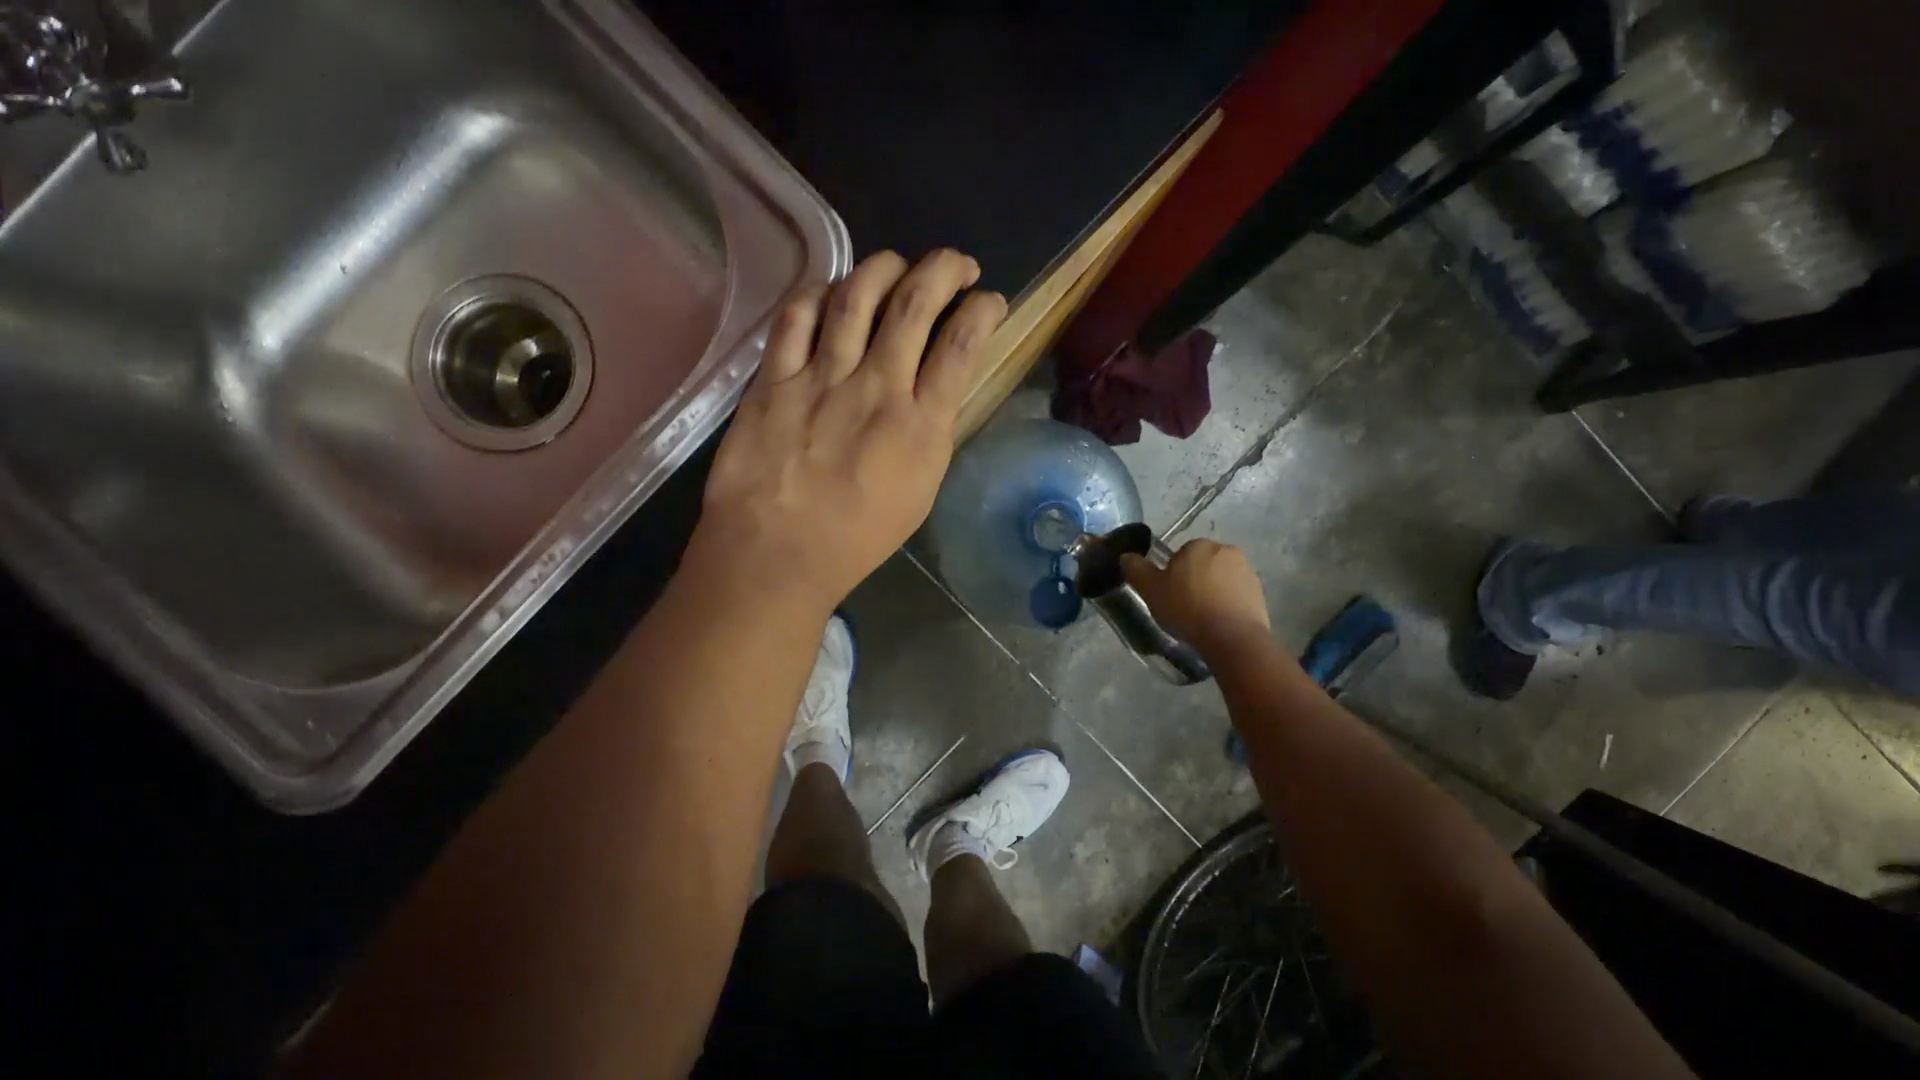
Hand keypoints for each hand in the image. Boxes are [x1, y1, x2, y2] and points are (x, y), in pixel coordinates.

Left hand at [693, 250, 1008, 611]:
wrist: (775, 555)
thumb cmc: (855, 538)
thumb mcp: (919, 492)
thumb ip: (931, 432)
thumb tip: (936, 387)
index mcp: (920, 424)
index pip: (962, 343)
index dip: (984, 309)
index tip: (989, 301)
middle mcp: (876, 387)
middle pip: (916, 302)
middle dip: (945, 268)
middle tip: (956, 265)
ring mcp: (821, 377)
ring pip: (857, 295)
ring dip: (885, 267)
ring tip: (897, 265)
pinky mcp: (774, 379)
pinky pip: (796, 316)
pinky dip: (818, 293)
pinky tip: (830, 292)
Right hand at [1121, 540, 1270, 653]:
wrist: (1232, 636)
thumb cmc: (1187, 609)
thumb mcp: (1151, 591)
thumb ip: (1136, 570)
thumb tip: (1125, 556)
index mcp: (1198, 545)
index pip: (1180, 555)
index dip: (1172, 576)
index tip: (1170, 595)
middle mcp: (1225, 550)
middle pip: (1202, 564)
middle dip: (1195, 580)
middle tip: (1184, 607)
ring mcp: (1246, 570)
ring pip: (1221, 578)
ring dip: (1213, 591)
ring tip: (1203, 618)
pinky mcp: (1259, 591)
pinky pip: (1236, 593)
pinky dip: (1228, 603)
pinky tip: (1220, 622)